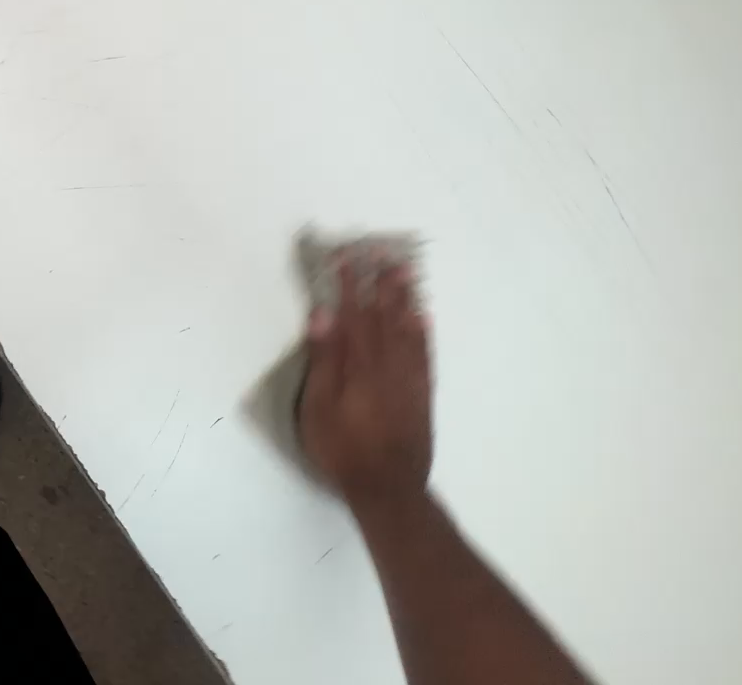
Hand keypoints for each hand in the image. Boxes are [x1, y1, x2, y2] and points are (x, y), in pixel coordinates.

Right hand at [299, 252, 433, 511]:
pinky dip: (423, 331)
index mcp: (359, 366)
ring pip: (407, 330)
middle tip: (382, 252)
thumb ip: (323, 359)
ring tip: (405, 272)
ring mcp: (409, 380)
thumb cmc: (341, 447)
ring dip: (404, 298)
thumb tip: (324, 315)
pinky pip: (424, 354)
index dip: (349, 284)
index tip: (345, 257)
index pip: (354, 315)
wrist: (388, 489)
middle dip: (380, 282)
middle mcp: (388, 366)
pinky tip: (422, 317)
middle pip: (384, 316)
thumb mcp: (318, 405)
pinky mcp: (421, 395)